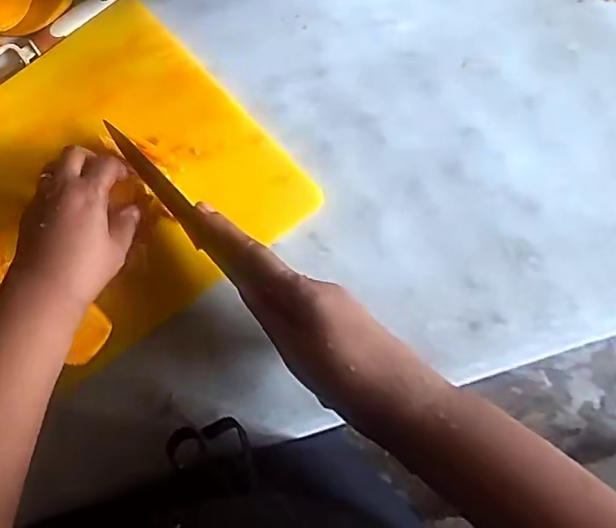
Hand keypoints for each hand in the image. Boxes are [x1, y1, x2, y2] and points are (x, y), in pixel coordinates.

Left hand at [7, 147, 144, 309]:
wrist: (41, 288)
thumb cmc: (84, 271)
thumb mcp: (115, 250)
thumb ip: (126, 224)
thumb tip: (132, 209)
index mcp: (88, 191)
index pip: (105, 163)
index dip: (119, 166)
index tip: (127, 177)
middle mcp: (63, 185)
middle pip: (74, 152)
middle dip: (90, 157)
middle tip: (101, 174)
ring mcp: (42, 195)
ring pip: (54, 165)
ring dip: (69, 169)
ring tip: (80, 187)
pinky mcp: (28, 208)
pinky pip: (43, 186)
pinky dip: (56, 187)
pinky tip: (63, 208)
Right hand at [194, 203, 446, 424]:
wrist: (415, 406)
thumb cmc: (348, 380)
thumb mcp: (295, 351)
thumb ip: (268, 314)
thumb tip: (244, 283)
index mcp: (301, 291)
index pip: (254, 255)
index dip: (225, 233)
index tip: (200, 207)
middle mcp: (319, 287)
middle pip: (270, 268)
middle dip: (241, 255)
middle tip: (212, 248)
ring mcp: (338, 301)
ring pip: (290, 289)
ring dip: (265, 286)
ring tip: (250, 304)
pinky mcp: (350, 319)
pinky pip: (306, 302)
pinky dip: (287, 303)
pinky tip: (293, 335)